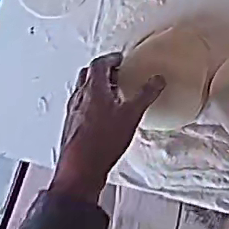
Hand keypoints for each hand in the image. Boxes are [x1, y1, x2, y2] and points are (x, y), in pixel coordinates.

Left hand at [49, 53, 163, 198]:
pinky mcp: (72, 126)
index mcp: (93, 90)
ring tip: (112, 92)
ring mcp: (73, 112)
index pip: (98, 65)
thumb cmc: (101, 142)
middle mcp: (79, 98)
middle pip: (87, 75)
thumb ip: (146, 94)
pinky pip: (81, 106)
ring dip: (96, 86)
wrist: (80, 169)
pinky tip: (103, 114)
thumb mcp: (132, 115)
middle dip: (102, 70)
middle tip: (116, 71)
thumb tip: (157, 80)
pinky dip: (92, 102)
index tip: (119, 58)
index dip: (110, 58)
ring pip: (83, 90)